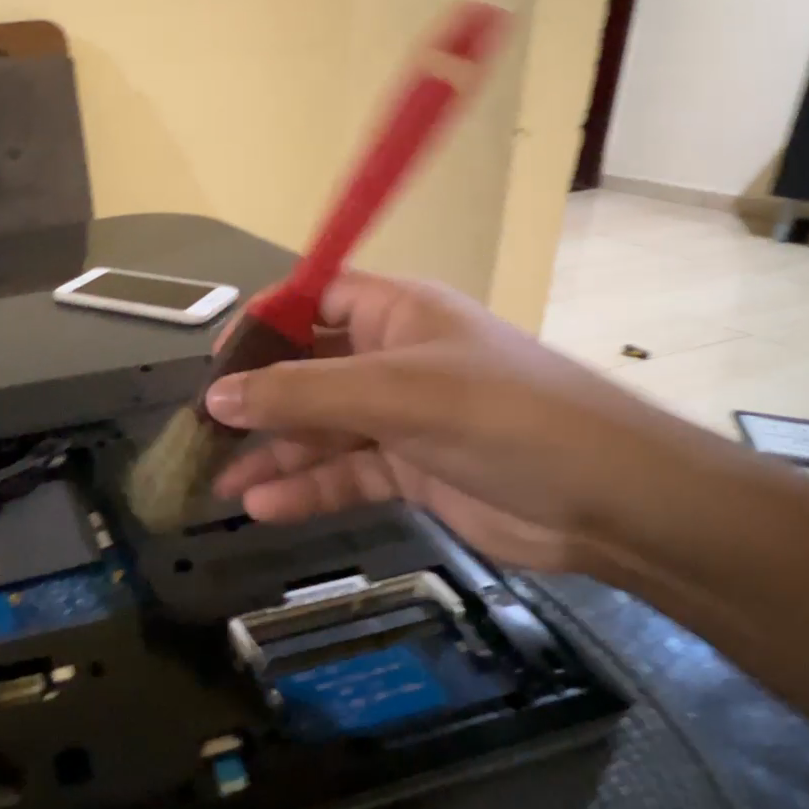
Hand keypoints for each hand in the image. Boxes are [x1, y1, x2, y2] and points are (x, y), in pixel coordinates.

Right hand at [205, 273, 685, 571]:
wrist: (606, 501)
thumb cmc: (501, 416)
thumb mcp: (394, 394)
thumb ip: (300, 394)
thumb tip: (215, 396)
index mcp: (395, 313)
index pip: (314, 301)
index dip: (263, 323)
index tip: (215, 362)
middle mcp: (392, 359)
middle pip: (307, 371)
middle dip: (256, 402)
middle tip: (202, 432)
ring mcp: (400, 418)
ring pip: (320, 430)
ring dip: (272, 454)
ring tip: (217, 482)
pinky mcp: (410, 471)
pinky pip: (343, 474)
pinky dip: (306, 488)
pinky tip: (264, 507)